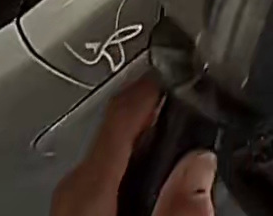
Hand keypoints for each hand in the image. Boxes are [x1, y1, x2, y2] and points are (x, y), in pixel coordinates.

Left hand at [51, 76, 215, 215]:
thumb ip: (176, 207)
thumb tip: (199, 164)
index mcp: (85, 184)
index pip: (119, 111)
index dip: (151, 86)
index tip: (177, 72)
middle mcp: (74, 186)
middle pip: (120, 127)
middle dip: (157, 115)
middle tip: (191, 106)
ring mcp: (72, 200)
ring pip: (116, 151)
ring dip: (148, 142)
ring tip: (181, 141)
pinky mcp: (78, 212)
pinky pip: (110, 174)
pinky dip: (135, 164)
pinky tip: (155, 177)